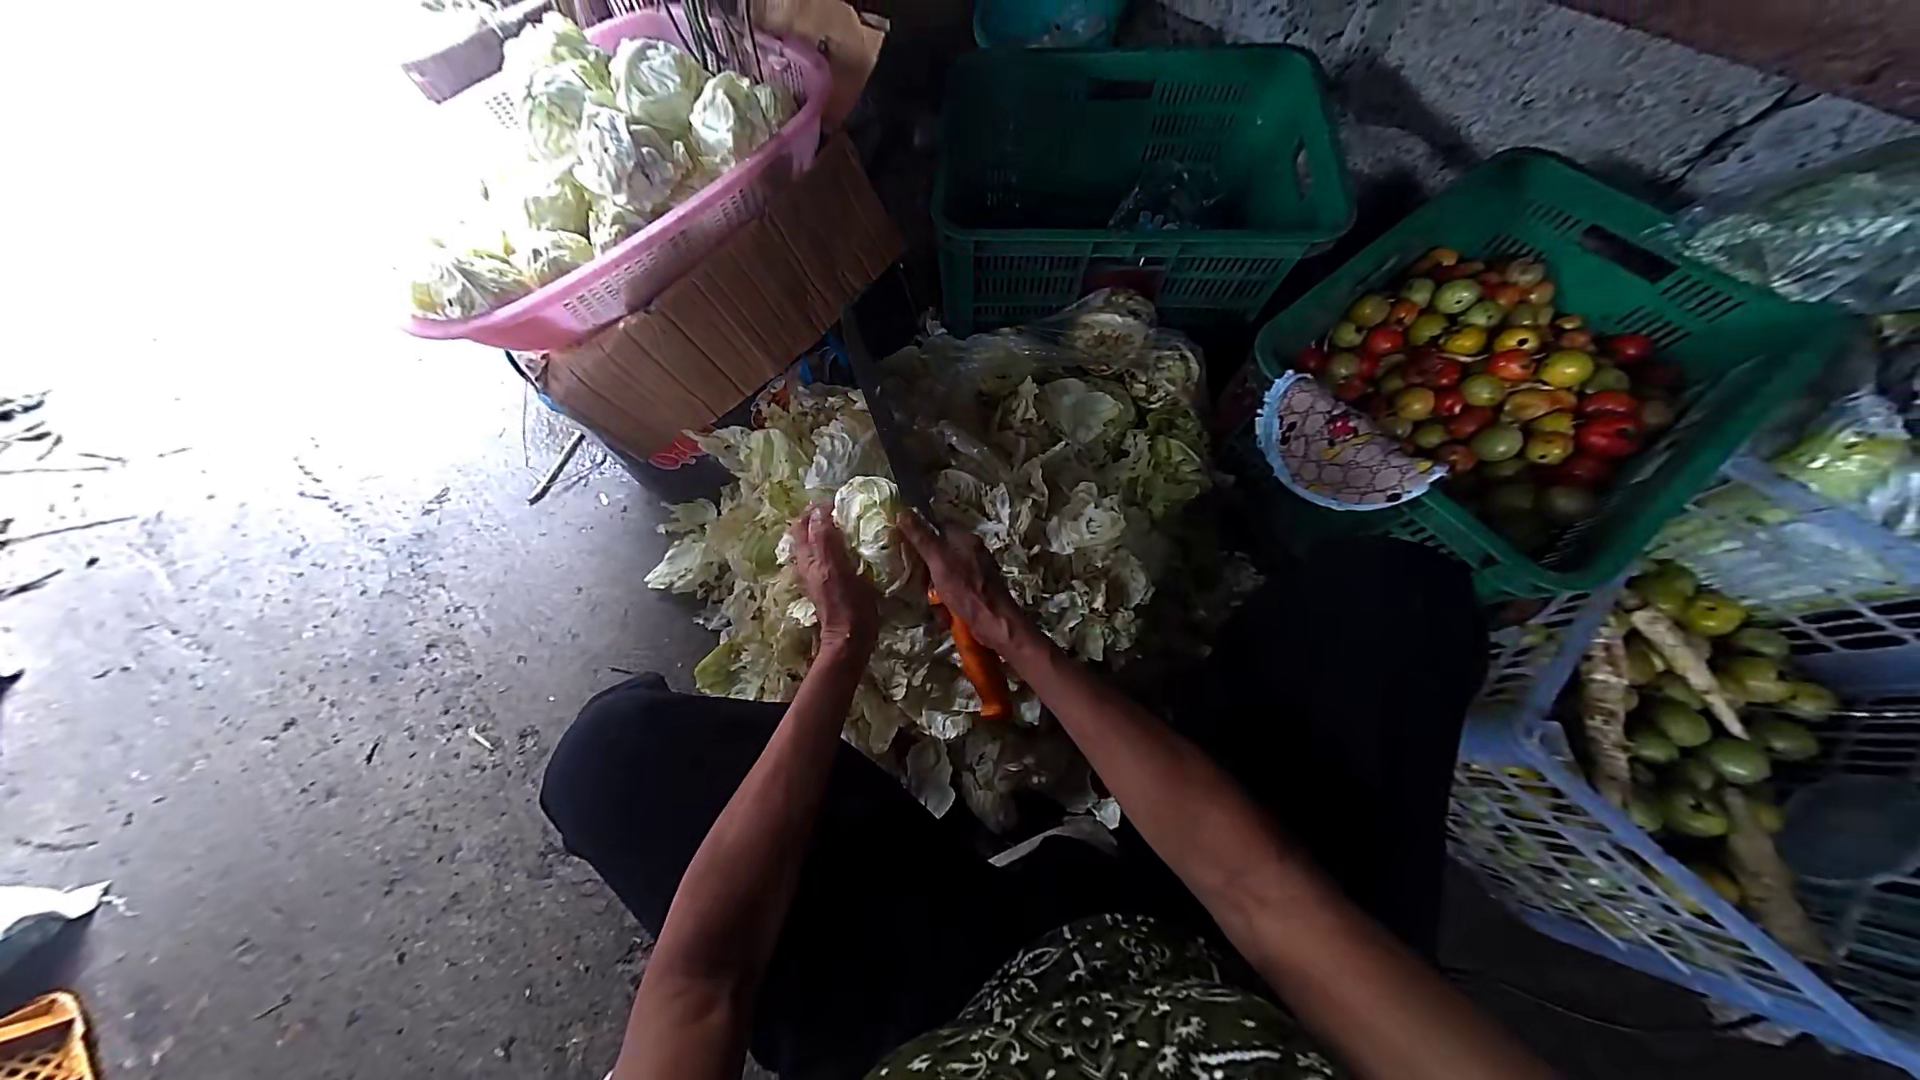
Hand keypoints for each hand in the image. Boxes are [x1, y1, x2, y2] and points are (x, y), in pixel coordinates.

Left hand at [788, 505, 878, 655]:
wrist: (850, 636)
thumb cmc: (846, 602)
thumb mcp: (834, 567)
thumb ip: (825, 539)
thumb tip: (819, 511)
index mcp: (809, 558)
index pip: (805, 524)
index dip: (818, 509)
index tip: (838, 500)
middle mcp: (809, 564)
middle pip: (807, 532)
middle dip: (819, 517)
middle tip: (840, 508)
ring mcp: (818, 574)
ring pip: (817, 544)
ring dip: (826, 530)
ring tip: (844, 522)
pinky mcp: (830, 583)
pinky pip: (828, 555)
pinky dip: (835, 544)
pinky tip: (848, 545)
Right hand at [899, 513, 1029, 655]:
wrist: (994, 621)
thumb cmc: (966, 588)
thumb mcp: (938, 560)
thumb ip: (921, 538)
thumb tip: (902, 511)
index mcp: (966, 539)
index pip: (938, 526)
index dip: (920, 534)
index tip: (905, 546)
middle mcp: (973, 552)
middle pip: (940, 552)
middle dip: (927, 568)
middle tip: (919, 580)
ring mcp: (976, 572)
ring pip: (944, 574)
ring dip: (935, 588)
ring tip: (932, 600)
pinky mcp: (976, 591)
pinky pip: (953, 590)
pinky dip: (945, 600)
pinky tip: (943, 611)